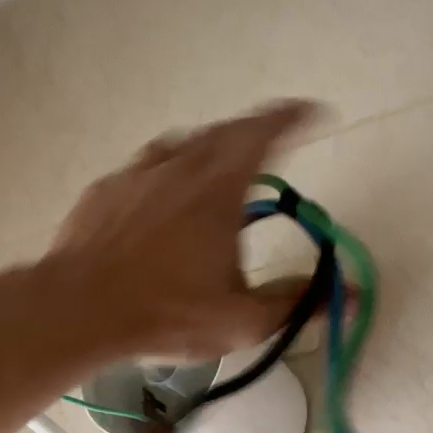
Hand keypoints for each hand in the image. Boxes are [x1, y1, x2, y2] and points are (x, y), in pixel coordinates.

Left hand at [42, 99, 328, 361]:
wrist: (79, 310)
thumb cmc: (167, 312)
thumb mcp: (242, 320)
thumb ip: (297, 303)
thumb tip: (353, 295)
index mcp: (219, 187)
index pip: (265, 134)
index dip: (293, 119)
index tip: (313, 112)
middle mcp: (179, 167)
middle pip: (222, 132)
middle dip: (252, 130)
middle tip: (269, 138)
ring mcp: (135, 175)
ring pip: (178, 146)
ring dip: (204, 148)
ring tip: (214, 164)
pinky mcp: (103, 192)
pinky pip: (141, 170)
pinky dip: (162, 173)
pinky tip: (157, 198)